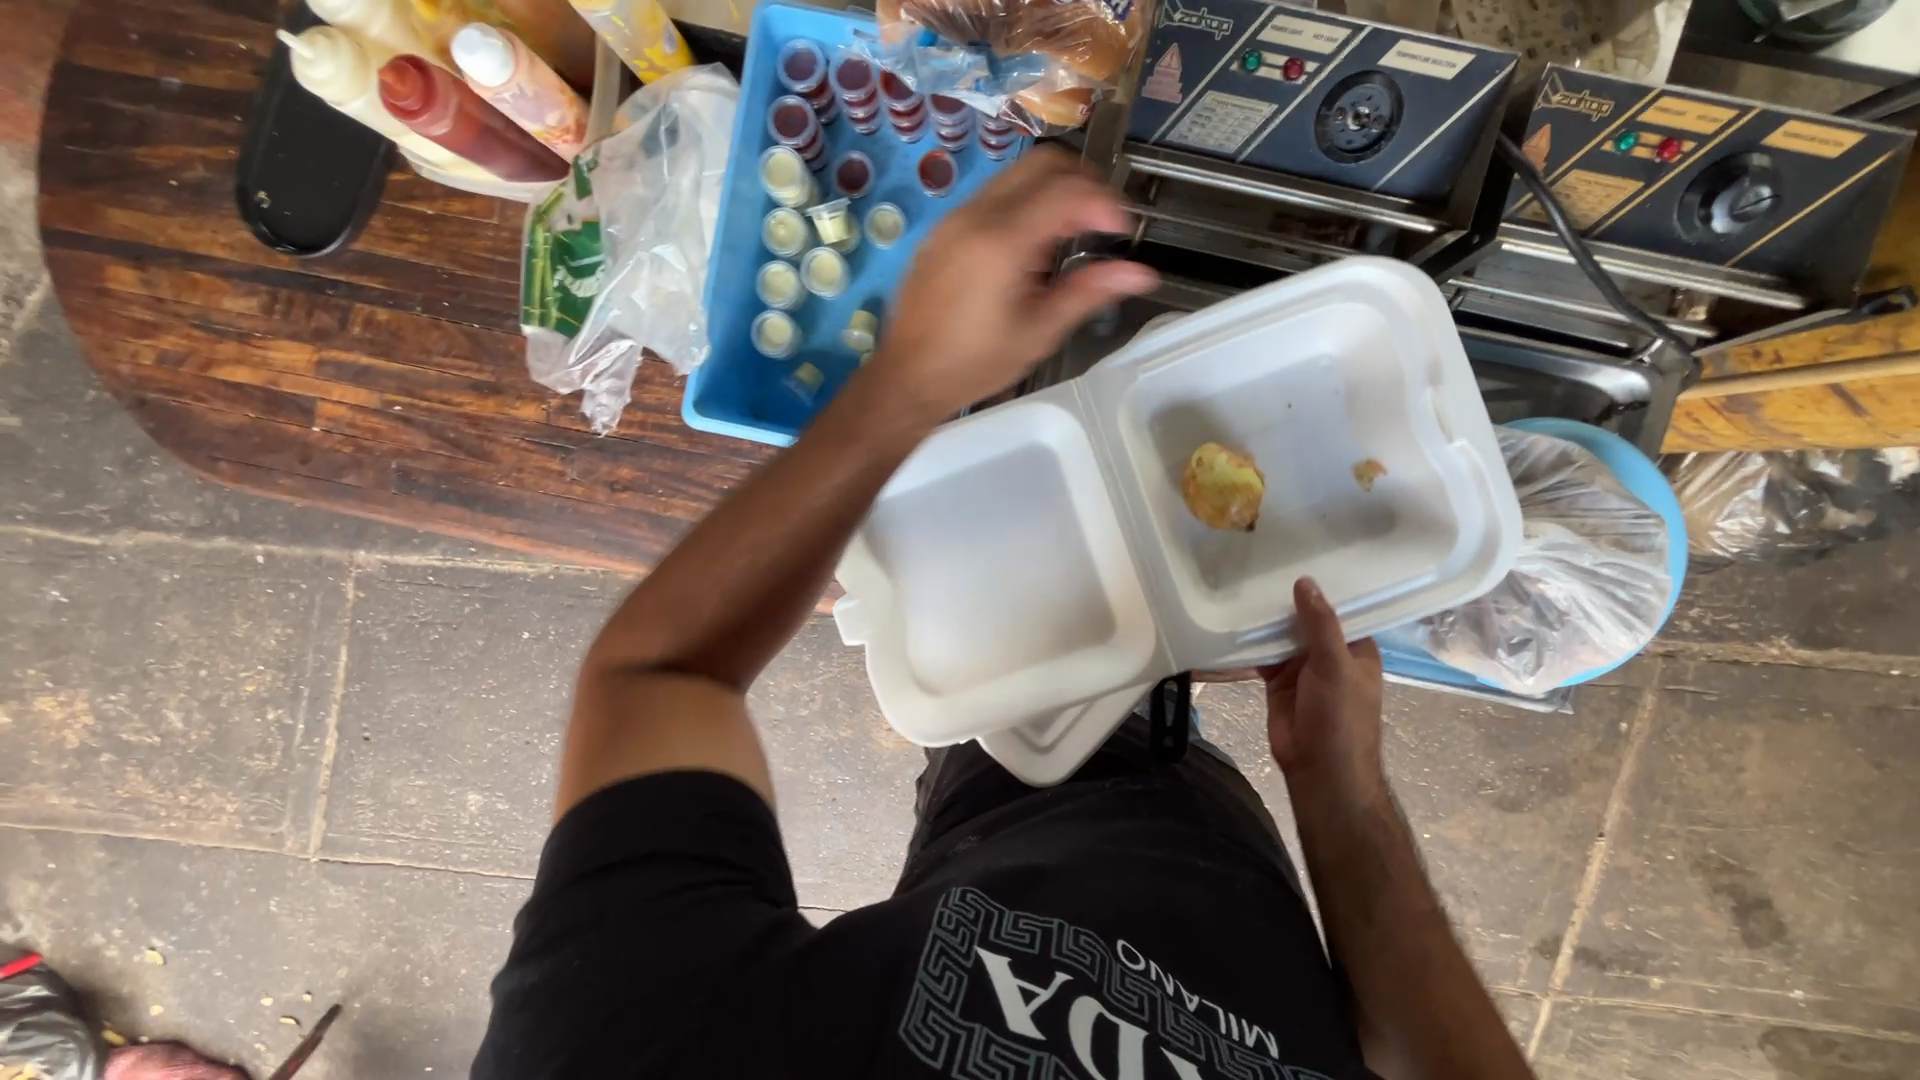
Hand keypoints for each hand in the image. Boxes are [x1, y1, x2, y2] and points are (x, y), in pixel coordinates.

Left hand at [868, 146, 1157, 419]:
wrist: (907, 377)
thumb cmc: (975, 363)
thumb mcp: (1039, 332)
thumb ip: (1088, 292)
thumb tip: (1142, 273)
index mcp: (1003, 241)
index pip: (1068, 189)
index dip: (1105, 202)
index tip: (1121, 231)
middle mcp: (976, 215)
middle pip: (1042, 163)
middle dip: (1082, 182)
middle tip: (1100, 221)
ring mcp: (953, 218)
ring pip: (1014, 175)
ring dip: (1050, 191)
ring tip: (1067, 238)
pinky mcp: (941, 230)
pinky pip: (990, 196)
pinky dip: (1021, 204)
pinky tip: (1028, 249)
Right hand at [1259, 577, 1387, 808]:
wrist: (1319, 768)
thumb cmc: (1341, 717)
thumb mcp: (1334, 664)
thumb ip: (1320, 623)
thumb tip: (1306, 582)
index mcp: (1356, 649)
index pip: (1342, 610)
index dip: (1324, 587)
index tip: (1302, 555)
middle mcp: (1330, 656)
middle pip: (1307, 621)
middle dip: (1289, 600)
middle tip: (1262, 561)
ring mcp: (1302, 669)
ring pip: (1283, 636)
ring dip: (1267, 620)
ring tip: (1242, 582)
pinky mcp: (1277, 682)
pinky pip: (1263, 655)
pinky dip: (1250, 642)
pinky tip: (1232, 620)